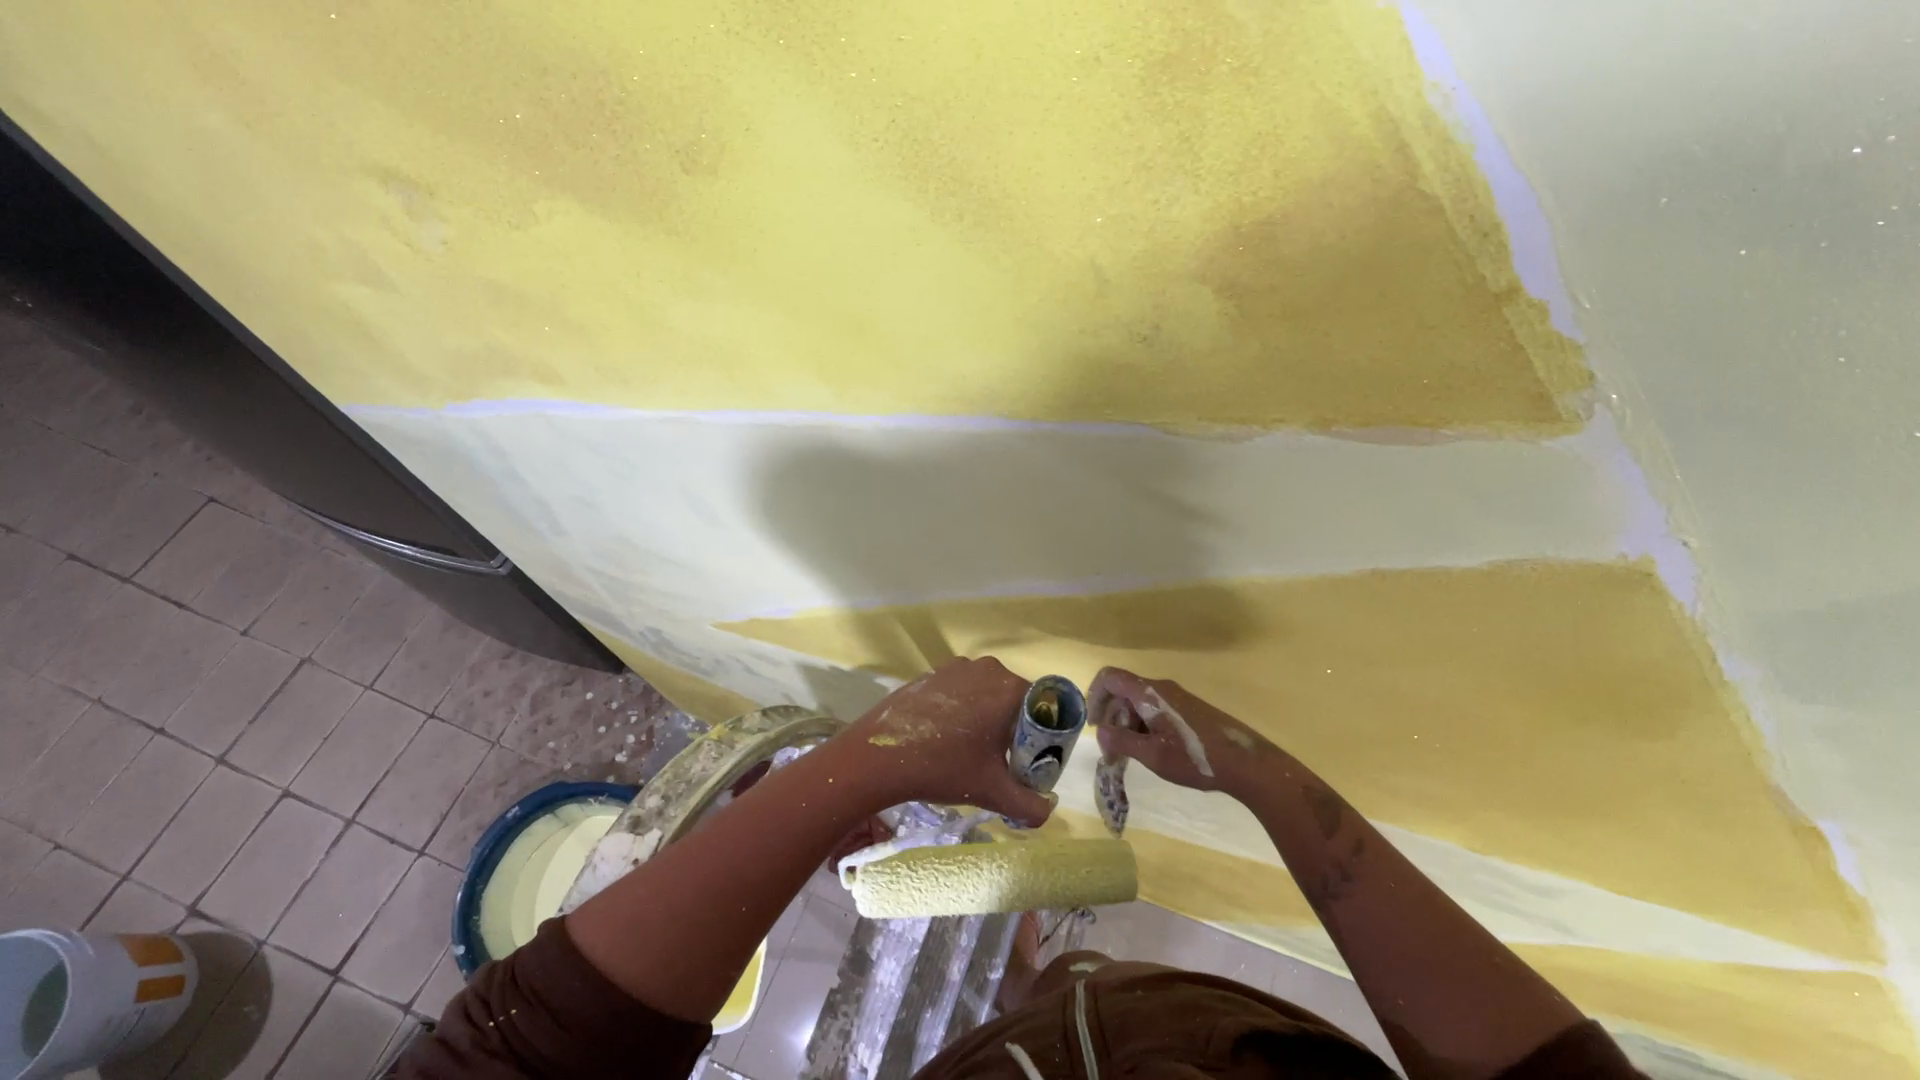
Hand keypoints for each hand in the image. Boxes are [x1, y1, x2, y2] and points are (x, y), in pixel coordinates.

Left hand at [841, 656, 1055, 825]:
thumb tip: (1048, 811)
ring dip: (987, 720)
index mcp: (1009, 688)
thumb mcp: (992, 791)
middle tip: (999, 762)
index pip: (1043, 708)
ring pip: (987, 695)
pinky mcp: (932, 673)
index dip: (1041, 737)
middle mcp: (988, 669)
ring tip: (970, 752)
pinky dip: (962, 711)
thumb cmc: (943, 767)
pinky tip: (946, 738)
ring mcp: (957, 668)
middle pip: (1015, 701)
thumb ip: (1030, 805)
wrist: (878, 757)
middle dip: (1013, 730)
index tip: (1025, 761)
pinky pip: (962, 692)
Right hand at [1089, 666, 1273, 794]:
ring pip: (1139, 704)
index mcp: (1150, 694)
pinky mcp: (1188, 711)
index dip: (1094, 696)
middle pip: (1123, 693)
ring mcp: (1177, 699)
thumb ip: (1122, 741)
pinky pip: (1155, 711)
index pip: (1110, 677)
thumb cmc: (1196, 758)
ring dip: (1127, 726)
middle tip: (1111, 752)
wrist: (1246, 764)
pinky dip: (1143, 728)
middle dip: (1110, 719)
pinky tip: (1151, 752)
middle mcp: (1162, 689)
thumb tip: (1099, 732)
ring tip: (1130, 757)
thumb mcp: (1153, 754)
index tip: (1094, 725)